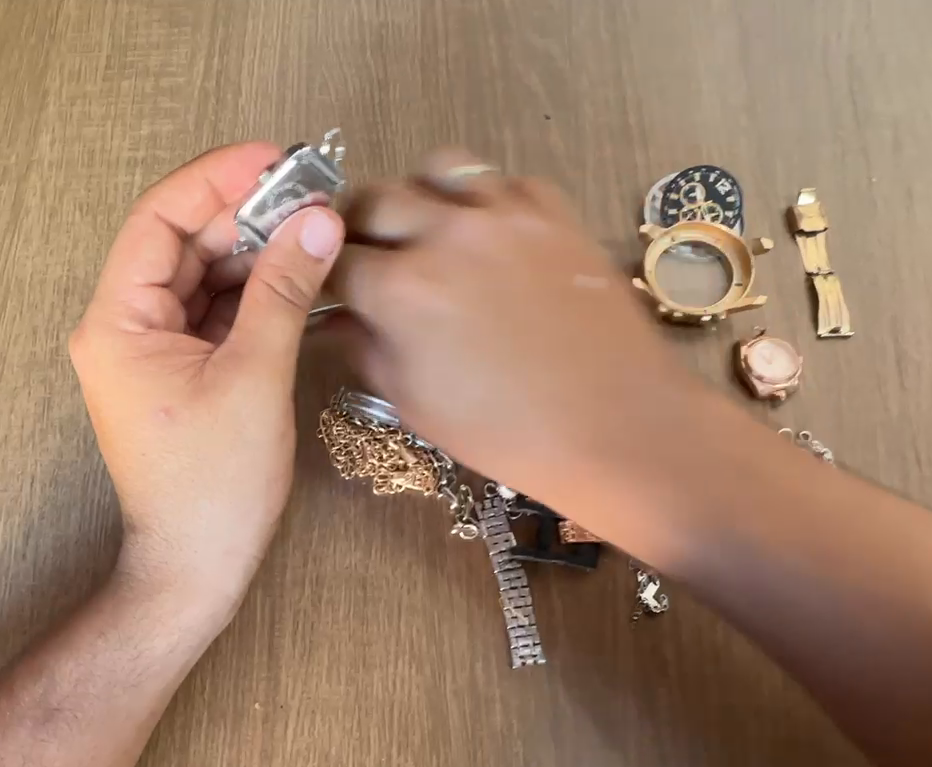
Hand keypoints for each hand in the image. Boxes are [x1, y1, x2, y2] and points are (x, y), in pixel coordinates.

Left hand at [71, 143, 343, 618]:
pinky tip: (295, 281)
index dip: (216, 179)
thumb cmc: (215, 486)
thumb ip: (283, 291)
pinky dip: (252, 297)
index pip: (159, 219)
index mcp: (117, 323)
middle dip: (245, 218)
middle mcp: (123, 329)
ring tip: (313, 236)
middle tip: (312, 199)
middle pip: (182, 245)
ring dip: (254, 255)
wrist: (196, 565)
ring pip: (202, 279)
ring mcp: (150, 353)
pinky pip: (213, 316)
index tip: (276, 160)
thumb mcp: (254, 378)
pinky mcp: (177, 374)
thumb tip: (318, 221)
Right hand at [328, 148, 727, 518]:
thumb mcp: (413, 400)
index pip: (335, 260)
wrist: (612, 424)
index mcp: (402, 290)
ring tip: (420, 232)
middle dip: (354, 226)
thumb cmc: (502, 431)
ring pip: (436, 169)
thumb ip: (364, 347)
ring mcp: (504, 213)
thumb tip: (336, 319)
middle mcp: (446, 234)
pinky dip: (477, 201)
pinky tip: (482, 239)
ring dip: (414, 197)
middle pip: (373, 198)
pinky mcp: (552, 210)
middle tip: (359, 255)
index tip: (323, 287)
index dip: (320, 275)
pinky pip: (498, 181)